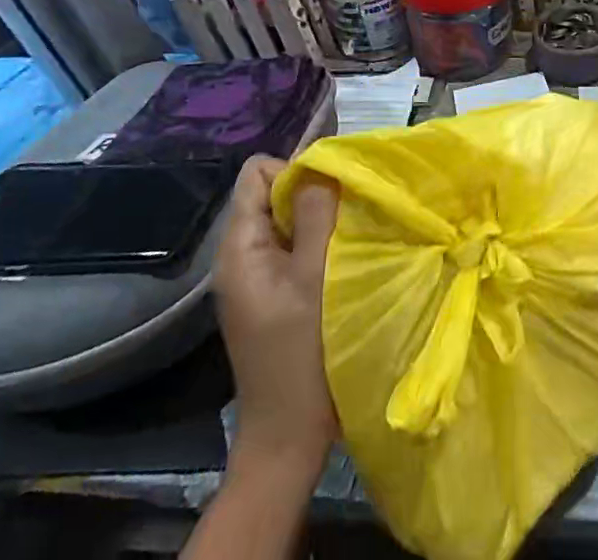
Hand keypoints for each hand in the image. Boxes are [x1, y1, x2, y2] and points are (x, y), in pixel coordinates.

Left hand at [213, 155, 337, 475]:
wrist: (289, 434)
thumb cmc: (302, 354)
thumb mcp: (314, 278)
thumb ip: (316, 217)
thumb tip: (321, 165)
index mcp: (241, 246)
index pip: (258, 173)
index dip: (298, 171)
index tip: (335, 194)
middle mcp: (243, 255)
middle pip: (276, 196)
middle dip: (316, 196)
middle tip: (354, 217)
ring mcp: (259, 278)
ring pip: (291, 224)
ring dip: (324, 224)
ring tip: (356, 239)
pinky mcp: (276, 296)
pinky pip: (298, 251)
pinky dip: (323, 248)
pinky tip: (348, 264)